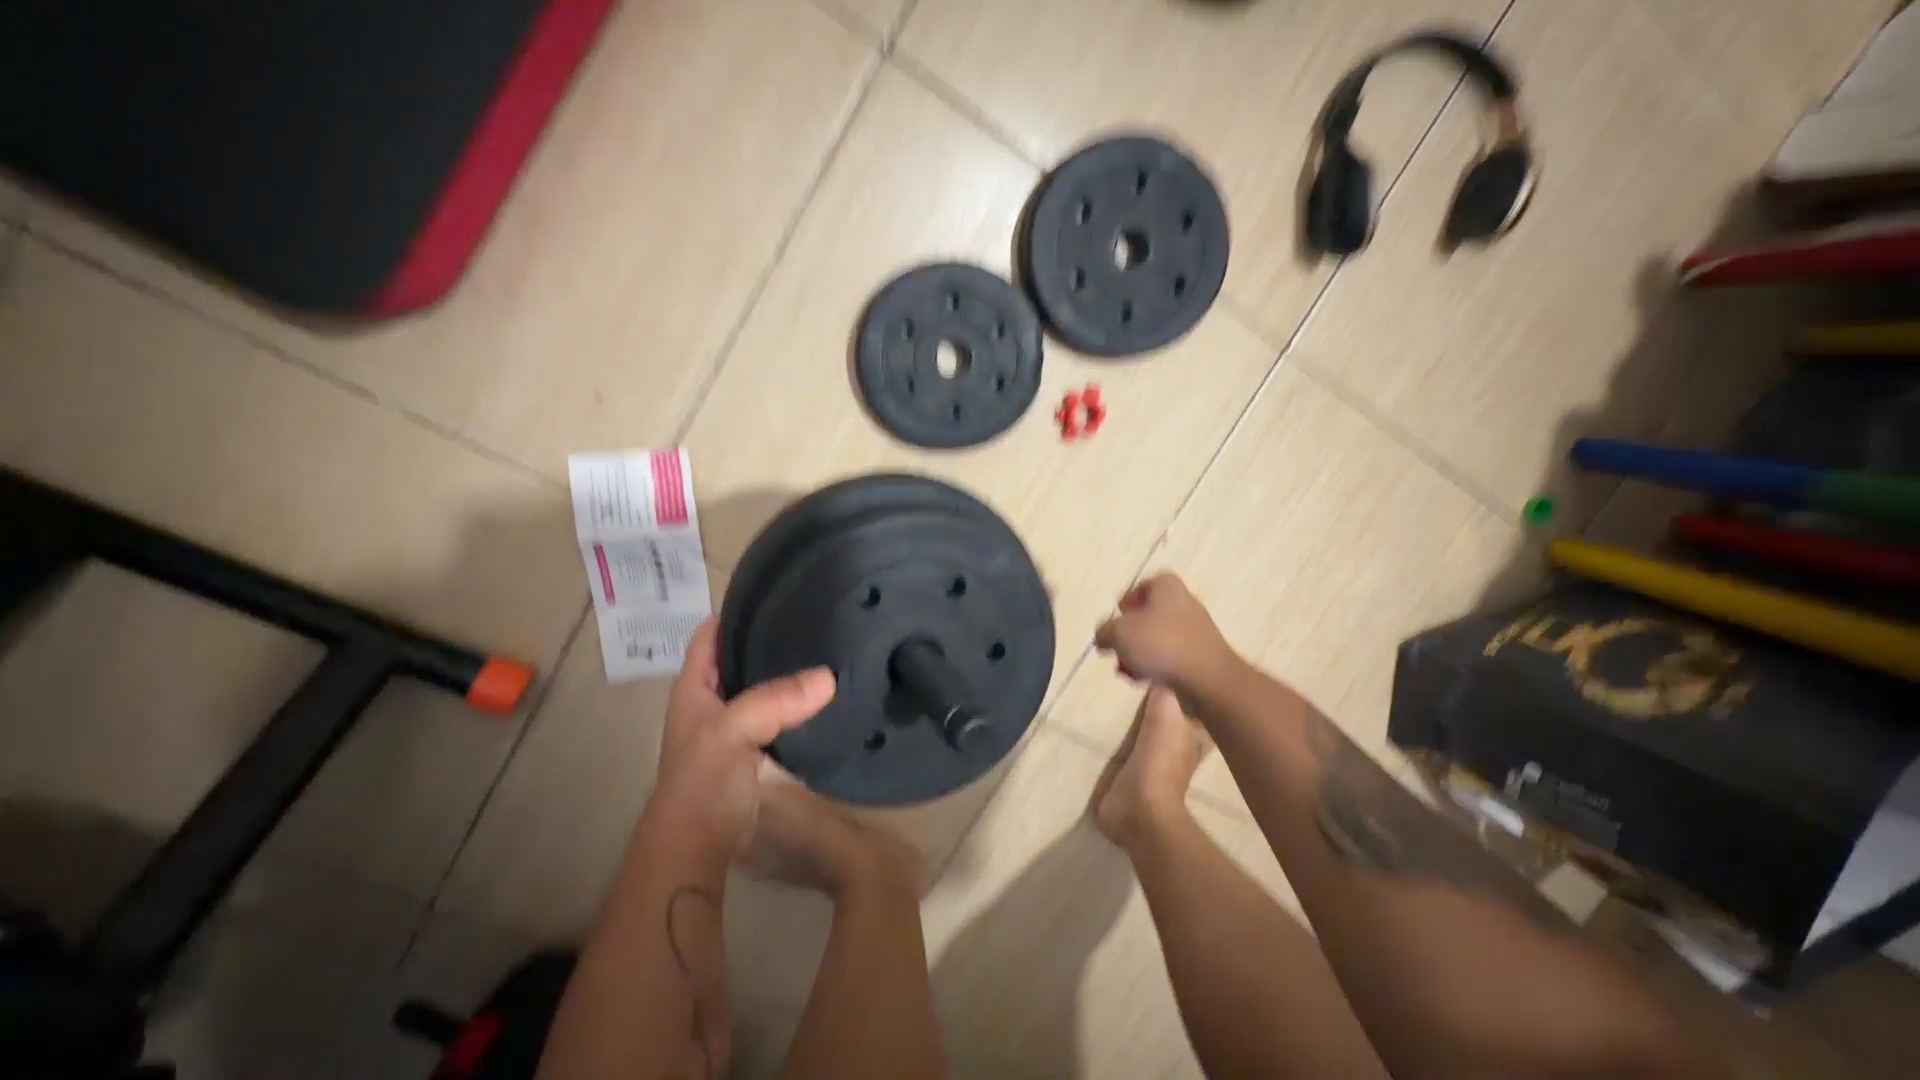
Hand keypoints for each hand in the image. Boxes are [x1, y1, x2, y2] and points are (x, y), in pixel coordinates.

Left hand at [648, 618, 835, 859]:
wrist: (699, 843)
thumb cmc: (702, 782)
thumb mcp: (734, 732)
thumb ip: (776, 701)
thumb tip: (829, 676)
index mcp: (695, 686)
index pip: (712, 633)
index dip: (737, 609)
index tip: (778, 590)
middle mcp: (712, 699)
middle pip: (741, 655)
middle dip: (771, 637)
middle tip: (817, 616)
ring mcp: (733, 725)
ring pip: (762, 685)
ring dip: (787, 671)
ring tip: (828, 647)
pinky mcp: (753, 748)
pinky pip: (777, 713)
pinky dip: (796, 702)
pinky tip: (824, 694)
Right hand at [1094, 573, 1234, 690]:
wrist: (1206, 677)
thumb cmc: (1160, 644)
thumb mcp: (1119, 633)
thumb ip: (1105, 631)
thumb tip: (1104, 637)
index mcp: (1167, 587)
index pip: (1144, 584)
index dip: (1128, 600)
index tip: (1117, 616)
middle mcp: (1184, 602)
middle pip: (1149, 614)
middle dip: (1130, 633)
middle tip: (1118, 648)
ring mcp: (1195, 629)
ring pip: (1158, 637)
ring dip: (1140, 653)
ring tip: (1128, 671)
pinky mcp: (1201, 654)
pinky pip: (1171, 656)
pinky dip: (1157, 665)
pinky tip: (1145, 680)